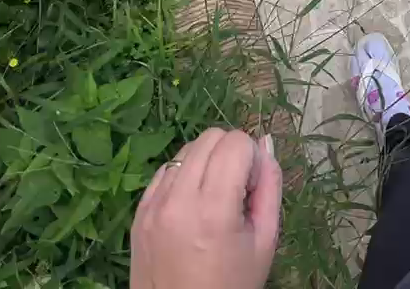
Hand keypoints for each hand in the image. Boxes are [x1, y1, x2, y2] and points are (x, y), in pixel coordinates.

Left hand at [131, 128, 281, 288]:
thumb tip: (265, 143)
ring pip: (187, 149)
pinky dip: (183, 175)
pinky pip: (165, 170)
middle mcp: (178, 200)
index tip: (252, 189)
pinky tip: (192, 204)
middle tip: (236, 189)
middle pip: (211, 137)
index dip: (252, 160)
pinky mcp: (139, 213)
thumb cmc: (231, 286)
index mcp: (213, 209)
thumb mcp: (265, 240)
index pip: (236, 142)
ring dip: (207, 162)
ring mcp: (153, 206)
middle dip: (231, 153)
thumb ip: (270, 185)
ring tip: (213, 197)